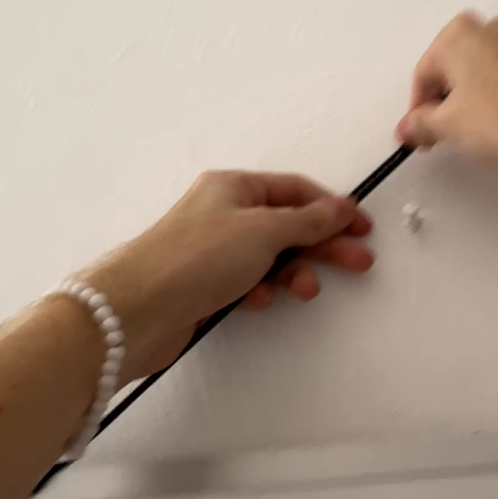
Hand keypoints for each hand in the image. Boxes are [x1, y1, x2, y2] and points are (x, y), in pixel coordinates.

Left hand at [78, 171, 373, 380]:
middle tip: (358, 260)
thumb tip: (342, 206)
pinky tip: (261, 300)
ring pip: (270, 256)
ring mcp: (214, 250)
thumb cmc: (198, 258)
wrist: (137, 311)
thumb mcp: (263, 230)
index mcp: (234, 187)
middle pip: (288, 224)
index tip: (360, 227)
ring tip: (306, 288)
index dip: (331, 208)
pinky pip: (249, 280)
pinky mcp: (207, 284)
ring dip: (294, 271)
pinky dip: (263, 288)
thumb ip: (308, 220)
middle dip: (324, 243)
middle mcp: (224, 213)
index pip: (295, 190)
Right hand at [397, 12, 497, 176]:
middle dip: (445, 102)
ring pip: (484, 71)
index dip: (417, 110)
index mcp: (459, 33)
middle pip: (454, 68)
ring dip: (473, 98)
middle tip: (444, 137)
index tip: (420, 139)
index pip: (424, 75)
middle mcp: (491, 26)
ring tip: (476, 133)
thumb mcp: (449, 126)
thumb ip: (421, 123)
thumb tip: (405, 127)